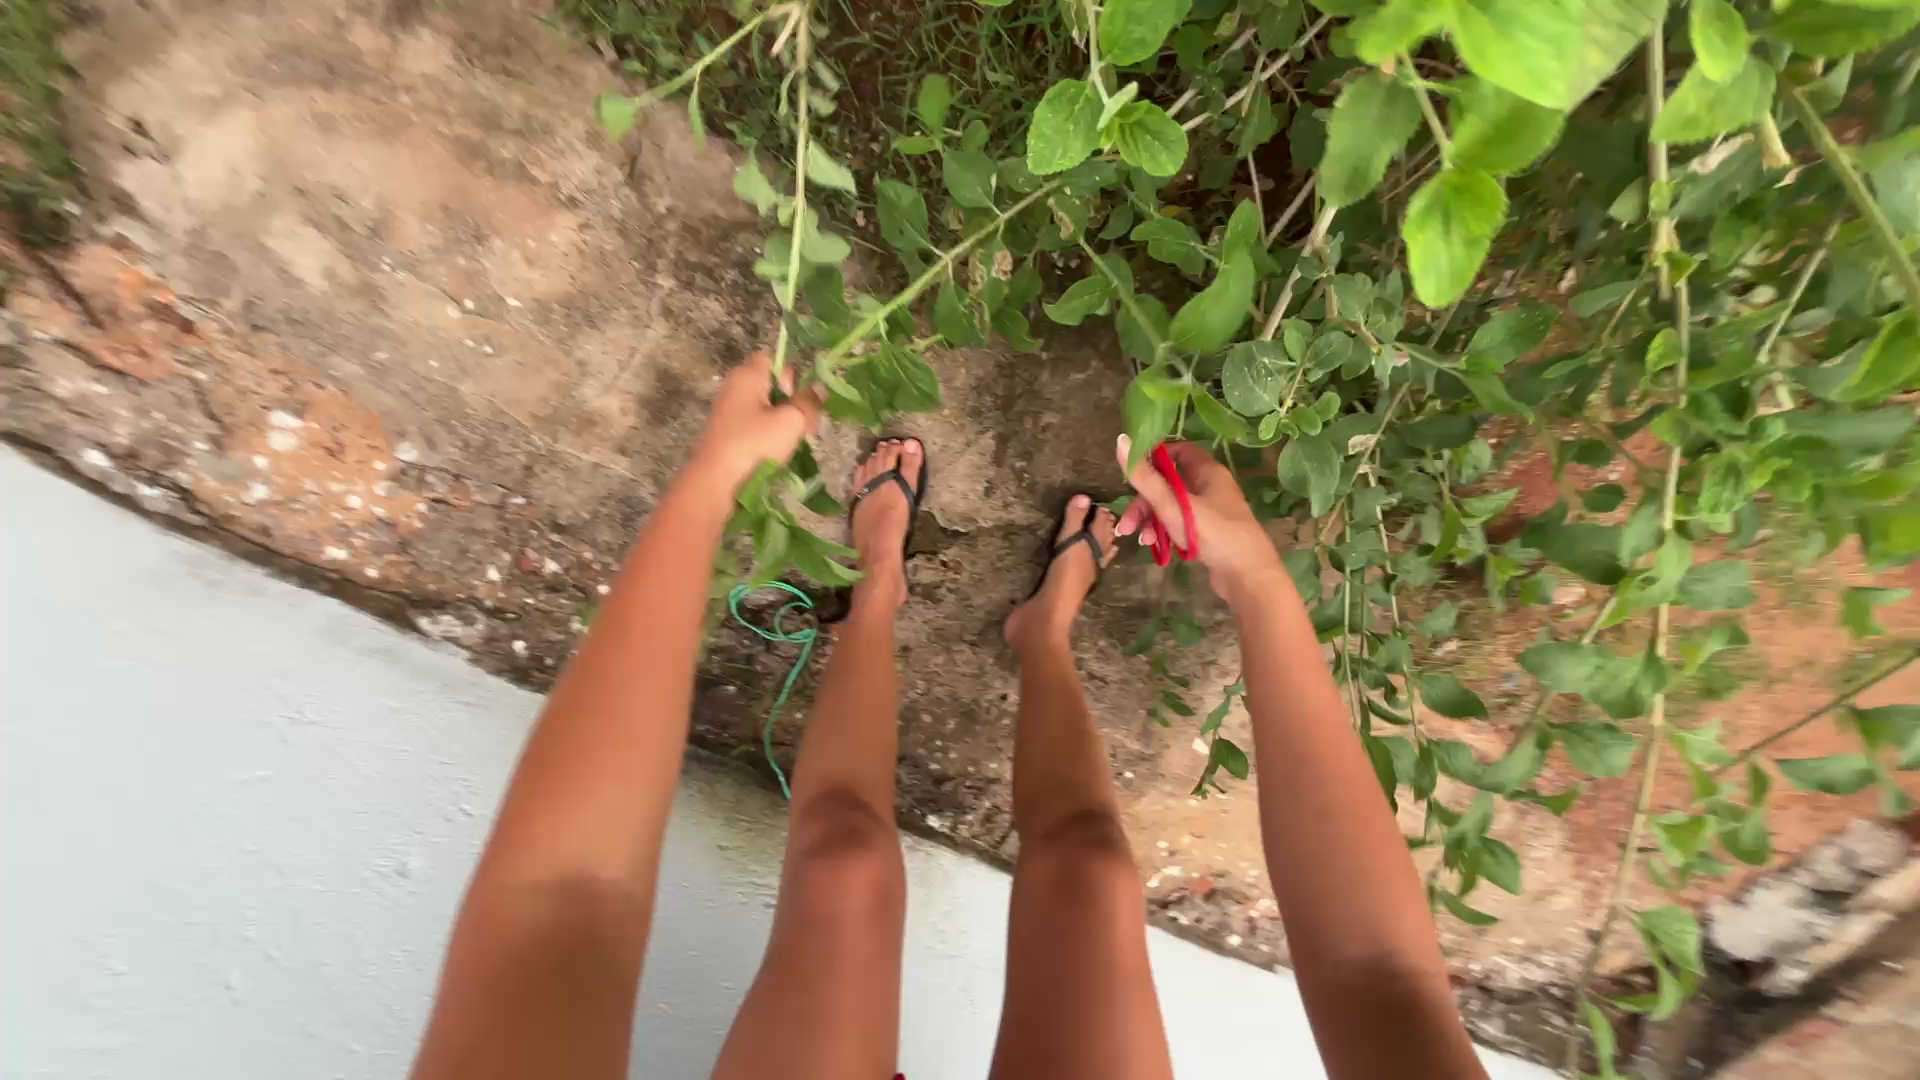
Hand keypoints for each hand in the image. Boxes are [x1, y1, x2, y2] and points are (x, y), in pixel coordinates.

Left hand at [691, 351, 824, 488]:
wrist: (717, 482)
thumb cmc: (755, 444)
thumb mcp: (792, 421)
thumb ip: (808, 402)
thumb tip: (819, 388)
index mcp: (747, 375)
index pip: (773, 357)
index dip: (791, 372)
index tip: (801, 395)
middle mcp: (735, 387)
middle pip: (770, 383)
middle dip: (792, 399)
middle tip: (805, 421)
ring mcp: (729, 410)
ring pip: (765, 406)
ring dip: (783, 420)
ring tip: (795, 439)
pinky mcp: (728, 432)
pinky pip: (755, 423)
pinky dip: (769, 433)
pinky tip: (779, 450)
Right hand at [1114, 436, 1287, 606]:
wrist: (1247, 576)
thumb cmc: (1213, 534)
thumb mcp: (1173, 506)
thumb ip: (1146, 478)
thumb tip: (1121, 440)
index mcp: (1207, 472)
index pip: (1178, 450)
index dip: (1153, 458)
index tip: (1132, 473)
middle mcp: (1210, 487)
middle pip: (1168, 483)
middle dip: (1144, 501)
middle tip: (1127, 523)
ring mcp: (1210, 510)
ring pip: (1171, 505)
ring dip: (1150, 519)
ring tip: (1139, 539)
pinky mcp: (1208, 532)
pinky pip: (1179, 523)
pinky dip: (1164, 531)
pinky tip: (1154, 546)